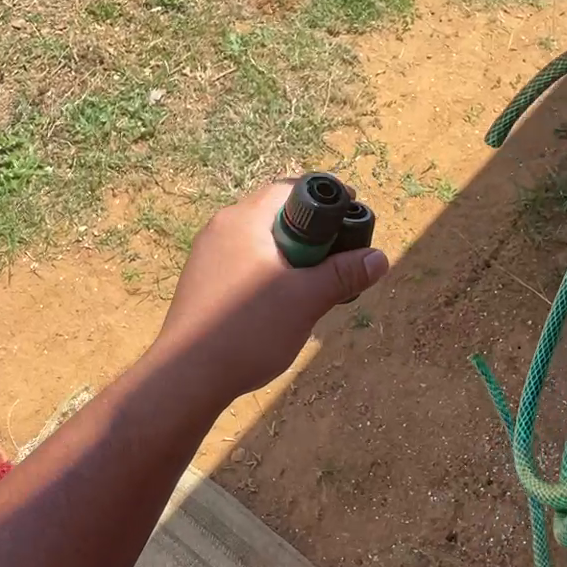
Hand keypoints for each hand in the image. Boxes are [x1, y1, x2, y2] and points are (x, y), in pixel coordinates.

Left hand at [149, 182, 388, 404]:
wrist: (186, 377)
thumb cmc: (248, 329)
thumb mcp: (306, 299)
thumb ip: (344, 274)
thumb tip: (380, 258)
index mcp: (244, 219)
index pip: (289, 189)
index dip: (325, 200)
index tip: (351, 216)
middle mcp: (220, 228)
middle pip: (276, 215)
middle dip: (311, 233)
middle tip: (337, 256)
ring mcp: (207, 256)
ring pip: (261, 242)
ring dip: (290, 257)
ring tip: (313, 286)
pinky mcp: (202, 282)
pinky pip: (244, 263)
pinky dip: (269, 273)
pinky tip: (280, 305)